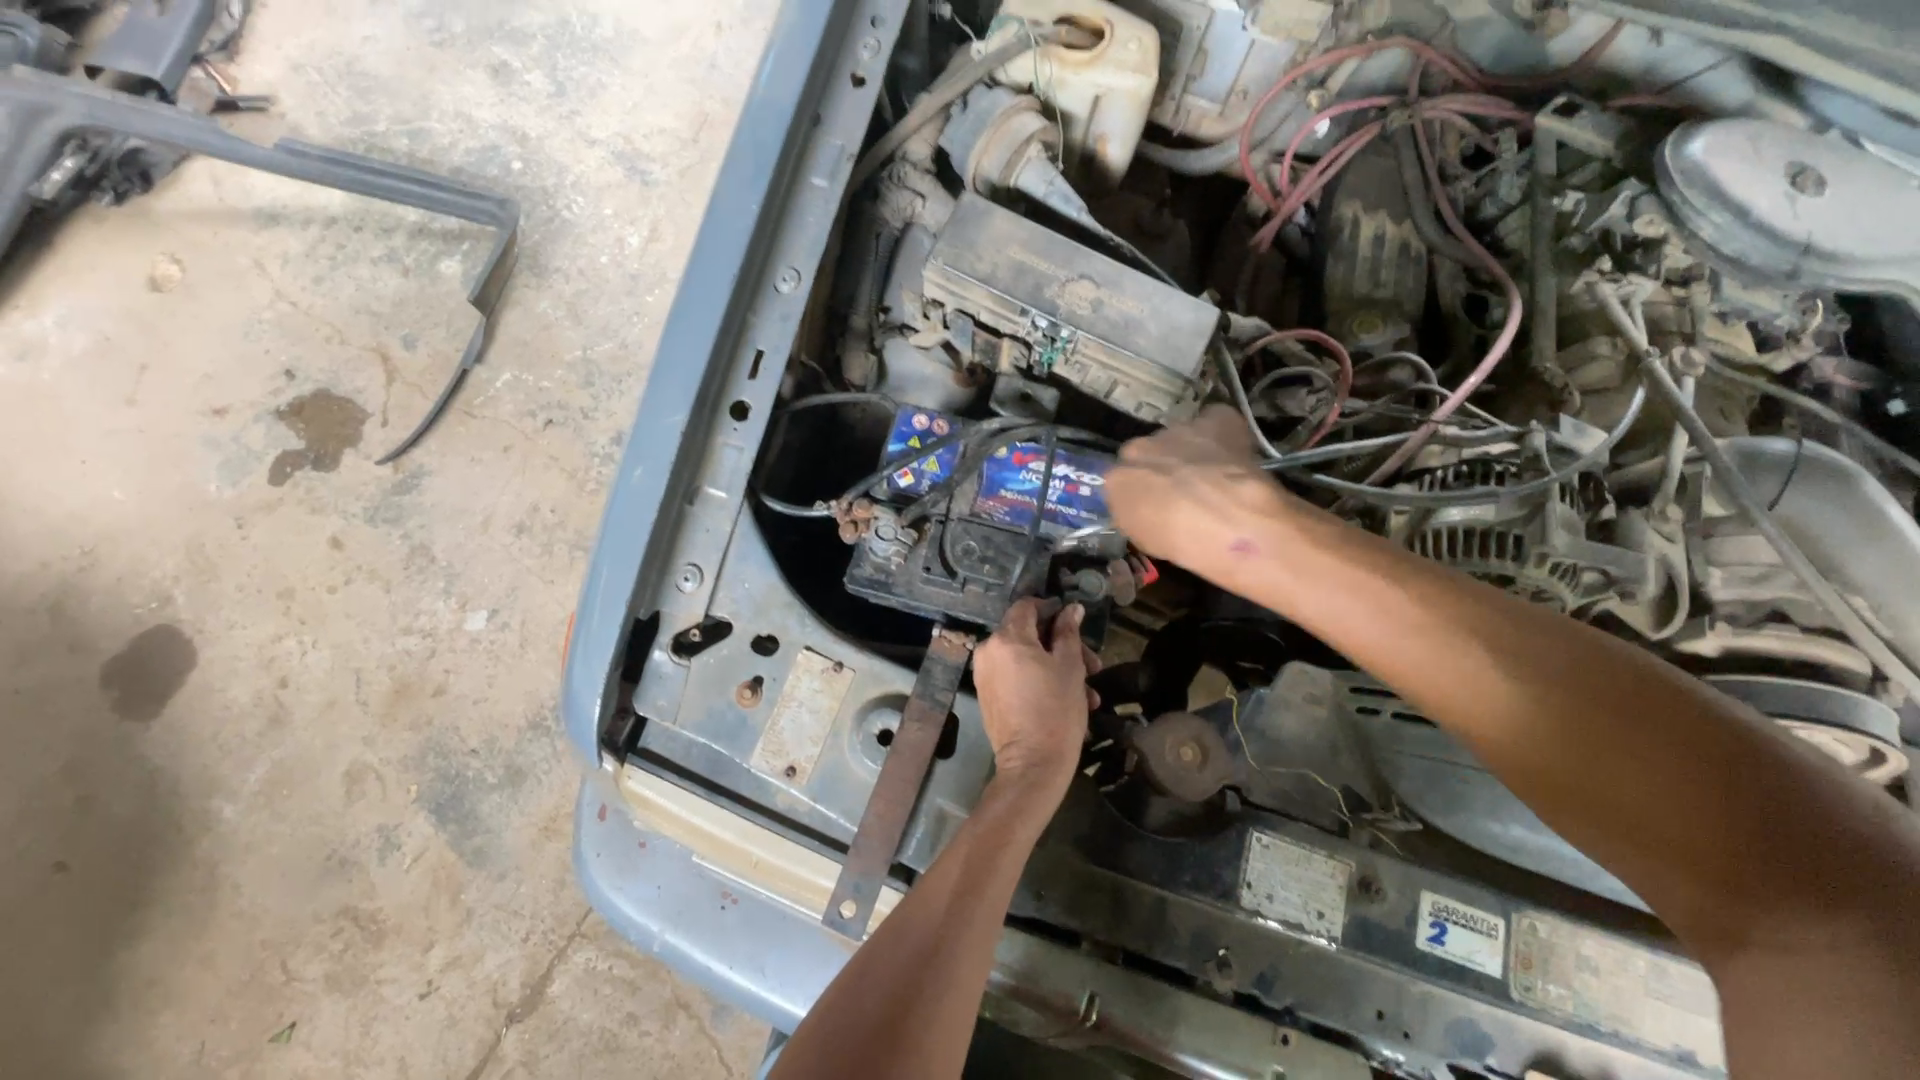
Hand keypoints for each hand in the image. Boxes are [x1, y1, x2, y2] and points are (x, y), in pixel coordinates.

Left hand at [973, 599, 1100, 795]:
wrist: (1033, 763)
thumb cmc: (1056, 710)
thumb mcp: (1070, 666)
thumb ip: (1068, 632)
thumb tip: (1071, 608)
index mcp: (1006, 638)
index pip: (1026, 606)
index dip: (1052, 609)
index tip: (1074, 624)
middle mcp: (988, 651)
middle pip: (1028, 634)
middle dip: (1062, 646)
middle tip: (1093, 665)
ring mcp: (984, 675)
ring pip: (1025, 658)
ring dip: (1056, 668)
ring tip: (1088, 692)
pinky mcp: (987, 695)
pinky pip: (1015, 677)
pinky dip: (1038, 681)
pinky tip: (1069, 700)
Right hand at [1105, 405, 1296, 583]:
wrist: (1225, 519)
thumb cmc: (1179, 541)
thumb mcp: (1143, 539)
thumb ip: (1138, 513)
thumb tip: (1148, 507)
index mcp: (1118, 478)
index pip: (1122, 479)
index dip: (1143, 492)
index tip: (1158, 506)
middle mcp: (1141, 448)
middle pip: (1149, 452)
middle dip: (1164, 467)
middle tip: (1185, 492)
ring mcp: (1178, 430)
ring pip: (1181, 436)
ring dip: (1192, 451)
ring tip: (1213, 475)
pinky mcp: (1215, 420)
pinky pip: (1215, 420)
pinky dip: (1221, 432)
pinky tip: (1232, 453)